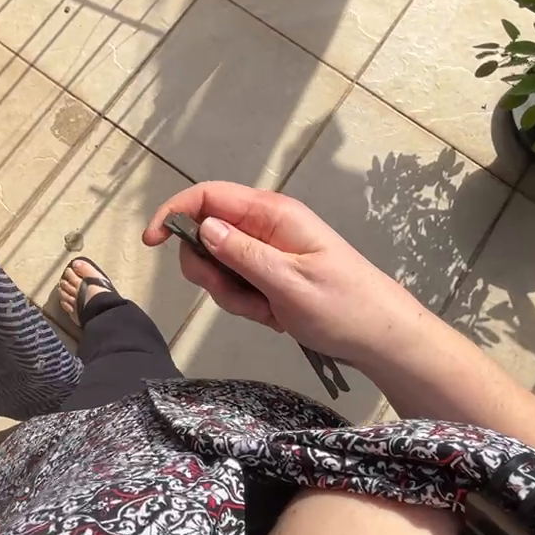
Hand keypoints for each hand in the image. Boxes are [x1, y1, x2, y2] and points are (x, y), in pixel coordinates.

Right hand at [142, 182, 436, 369]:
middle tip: (235, 294)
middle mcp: (265, 225)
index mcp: (272, 214)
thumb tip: (202, 225)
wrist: (382, 337)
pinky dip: (245, 302)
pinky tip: (273, 316)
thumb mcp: (289, 282)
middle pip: (206, 233)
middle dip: (209, 269)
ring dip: (230, 292)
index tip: (152, 241)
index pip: (209, 196)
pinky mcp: (268, 273)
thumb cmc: (344, 306)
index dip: (175, 211)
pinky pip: (236, 282)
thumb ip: (243, 254)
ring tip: (267, 311)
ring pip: (218, 263)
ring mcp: (266, 250)